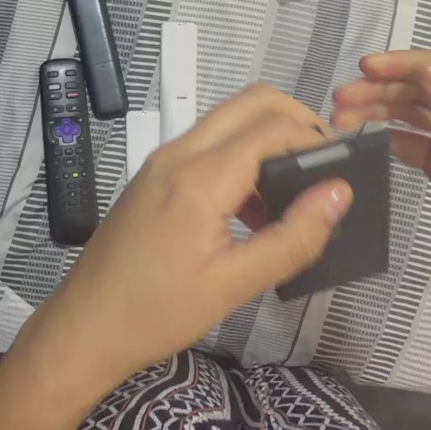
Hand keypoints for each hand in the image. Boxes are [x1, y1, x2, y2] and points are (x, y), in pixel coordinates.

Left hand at [10, 84, 352, 400]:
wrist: (84, 326)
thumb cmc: (157, 313)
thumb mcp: (233, 285)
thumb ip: (291, 238)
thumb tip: (339, 193)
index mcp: (200, 177)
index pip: (272, 128)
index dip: (316, 138)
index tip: (346, 168)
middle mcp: (179, 153)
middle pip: (250, 103)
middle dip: (296, 121)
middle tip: (325, 164)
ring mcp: (162, 160)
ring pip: (228, 120)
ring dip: (268, 137)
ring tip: (298, 189)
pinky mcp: (155, 175)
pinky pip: (208, 145)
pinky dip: (242, 156)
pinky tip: (256, 207)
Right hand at [331, 50, 430, 296]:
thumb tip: (426, 68)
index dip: (409, 65)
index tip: (366, 67)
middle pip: (429, 90)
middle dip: (385, 90)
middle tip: (341, 97)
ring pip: (417, 116)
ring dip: (380, 112)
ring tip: (341, 117)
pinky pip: (416, 147)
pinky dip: (390, 140)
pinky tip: (364, 138)